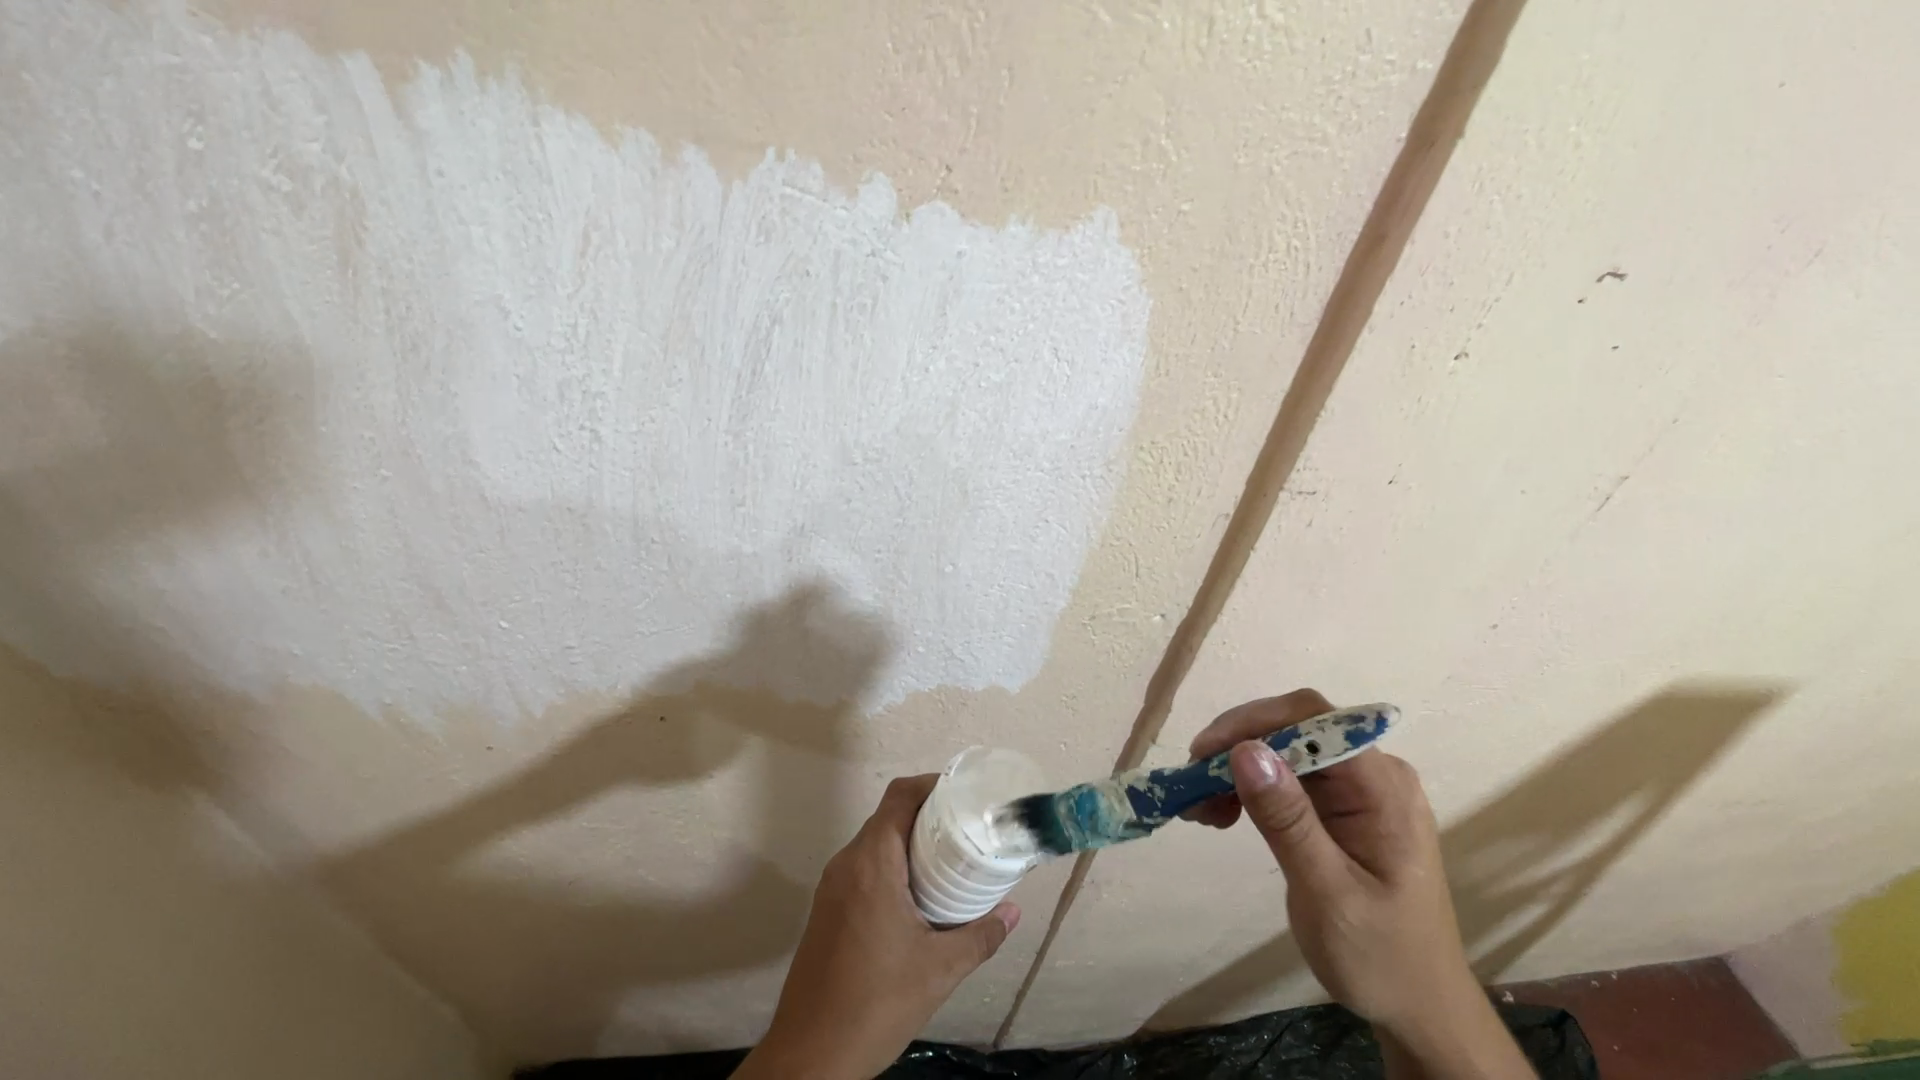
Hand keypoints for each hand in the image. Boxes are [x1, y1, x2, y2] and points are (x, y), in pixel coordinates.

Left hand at [734, 775, 1019, 1079]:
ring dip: (910, 844)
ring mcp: (831, 887)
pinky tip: (920, 897)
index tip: (966, 795)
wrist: (811, 1054)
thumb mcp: (940, 969)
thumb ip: (981, 935)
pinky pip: (863, 869)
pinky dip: (893, 867)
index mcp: (871, 864)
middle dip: (929, 816)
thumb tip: (1013, 912)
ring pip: (875, 844)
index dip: (932, 785)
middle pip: (889, 817)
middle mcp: (846, 864)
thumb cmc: (877, 1002)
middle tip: (969, 830)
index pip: (899, 796)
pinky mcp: (827, 910)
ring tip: (951, 862)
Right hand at [1190, 690, 1532, 1079]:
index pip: (1312, 719)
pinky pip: (1287, 780)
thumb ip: (1288, 820)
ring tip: (1201, 812)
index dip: (1252, 723)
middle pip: (1294, 730)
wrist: (1418, 1006)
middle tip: (1192, 790)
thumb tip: (1245, 750)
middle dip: (1236, 750)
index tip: (1201, 755)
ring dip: (1236, 772)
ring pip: (1283, 753)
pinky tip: (1222, 816)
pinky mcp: (1340, 810)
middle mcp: (1372, 775)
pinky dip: (1249, 792)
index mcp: (1382, 786)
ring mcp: (1357, 791)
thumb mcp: (1327, 892)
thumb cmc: (1380, 956)